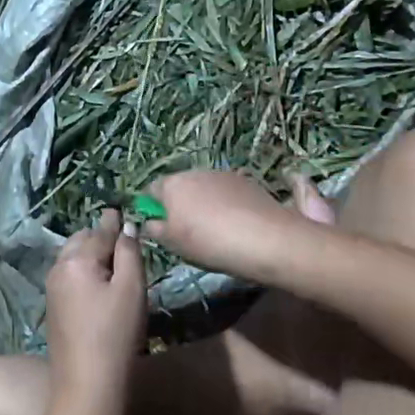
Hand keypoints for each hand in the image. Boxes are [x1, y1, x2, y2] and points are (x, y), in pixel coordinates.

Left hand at [45, 210, 145, 406]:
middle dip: (99, 237)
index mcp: (76, 259)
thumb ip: (129, 252)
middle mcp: (58, 268)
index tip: (119, 210)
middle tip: (122, 241)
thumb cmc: (116, 334)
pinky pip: (70, 277)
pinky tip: (98, 285)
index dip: (114, 222)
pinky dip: (84, 272)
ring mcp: (52, 289)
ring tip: (113, 261)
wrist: (88, 386)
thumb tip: (125, 227)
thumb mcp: (132, 288)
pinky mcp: (53, 309)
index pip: (100, 231)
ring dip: (90, 255)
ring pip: (73, 259)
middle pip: (81, 241)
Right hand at [143, 170, 322, 281]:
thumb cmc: (208, 242)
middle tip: (187, 229)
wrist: (265, 239)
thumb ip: (154, 229)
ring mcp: (222, 174)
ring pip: (204, 187)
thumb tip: (149, 222)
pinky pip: (226, 191)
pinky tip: (235, 223)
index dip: (153, 206)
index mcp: (171, 184)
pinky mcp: (247, 181)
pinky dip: (225, 203)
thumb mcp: (172, 243)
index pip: (151, 189)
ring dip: (204, 202)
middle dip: (180, 202)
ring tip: (215, 228)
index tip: (161, 225)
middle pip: (180, 185)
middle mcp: (194, 172)